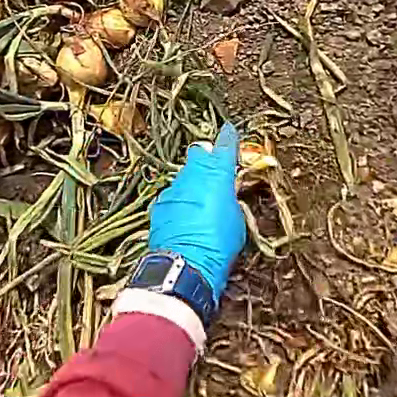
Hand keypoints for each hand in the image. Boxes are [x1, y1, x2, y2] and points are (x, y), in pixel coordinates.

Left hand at [147, 122, 244, 297]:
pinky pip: (173, 196)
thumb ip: (231, 198)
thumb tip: (226, 195)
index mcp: (217, 173)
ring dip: (192, 183)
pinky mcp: (159, 205)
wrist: (185, 266)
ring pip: (184, 176)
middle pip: (199, 154)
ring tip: (200, 202)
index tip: (229, 130)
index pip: (225, 145)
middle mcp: (193, 174)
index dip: (229, 137)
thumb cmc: (219, 244)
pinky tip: (185, 217)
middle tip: (214, 171)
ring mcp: (173, 188)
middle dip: (206, 158)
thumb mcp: (237, 219)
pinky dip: (180, 201)